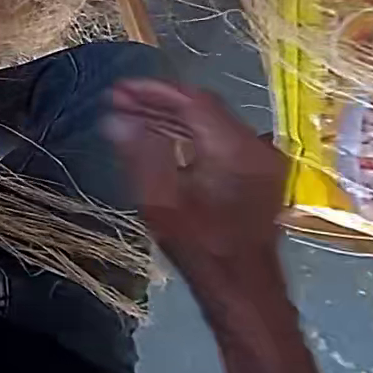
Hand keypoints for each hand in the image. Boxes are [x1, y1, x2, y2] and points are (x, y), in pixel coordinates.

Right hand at [103, 79, 290, 317]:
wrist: (240, 283)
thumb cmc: (197, 242)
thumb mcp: (159, 198)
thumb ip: (139, 152)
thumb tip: (114, 118)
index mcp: (233, 148)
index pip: (192, 101)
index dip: (153, 91)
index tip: (118, 88)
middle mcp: (254, 147)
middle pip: (202, 107)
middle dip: (158, 100)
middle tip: (117, 98)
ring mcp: (259, 160)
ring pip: (209, 122)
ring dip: (169, 116)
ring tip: (129, 114)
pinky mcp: (255, 173)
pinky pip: (216, 138)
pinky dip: (185, 131)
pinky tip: (157, 135)